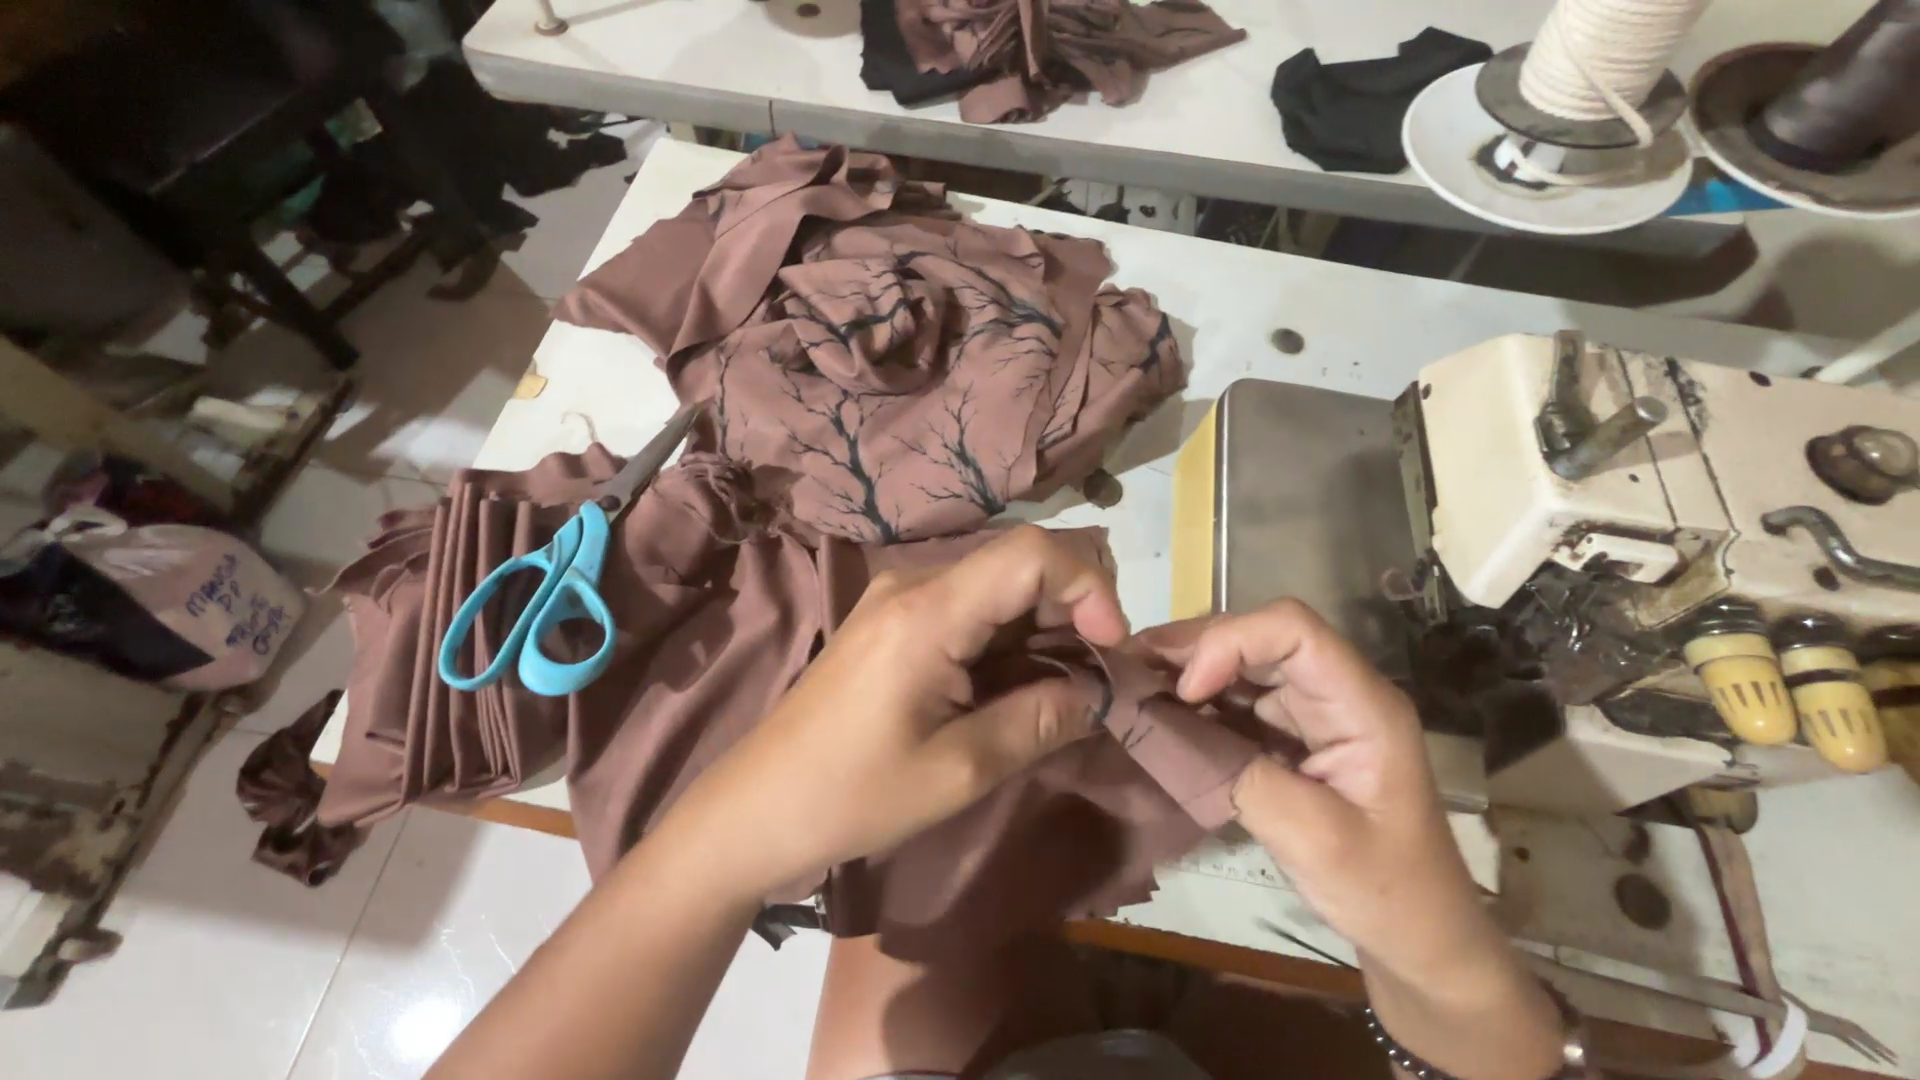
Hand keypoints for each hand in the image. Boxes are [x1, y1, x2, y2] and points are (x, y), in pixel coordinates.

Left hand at [651, 526, 1128, 903]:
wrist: (757, 807)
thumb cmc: (852, 795)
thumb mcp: (958, 770)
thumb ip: (1039, 721)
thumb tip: (1097, 693)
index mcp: (927, 611)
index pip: (1031, 553)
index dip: (1089, 587)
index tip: (1110, 649)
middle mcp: (912, 584)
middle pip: (1018, 561)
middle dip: (1074, 609)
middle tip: (1096, 677)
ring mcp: (897, 598)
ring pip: (997, 583)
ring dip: (1044, 625)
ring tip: (1063, 688)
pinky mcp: (892, 620)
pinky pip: (969, 606)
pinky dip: (1009, 635)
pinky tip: (1017, 684)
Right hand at [1131, 600, 1506, 993]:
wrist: (1419, 936)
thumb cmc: (1382, 890)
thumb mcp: (1311, 838)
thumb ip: (1238, 776)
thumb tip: (1160, 727)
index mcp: (1361, 705)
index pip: (1292, 631)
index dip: (1230, 642)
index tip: (1186, 690)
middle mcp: (1337, 692)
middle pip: (1260, 637)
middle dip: (1193, 648)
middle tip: (1127, 671)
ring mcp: (1314, 712)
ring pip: (1242, 663)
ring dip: (1186, 670)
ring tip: (1131, 686)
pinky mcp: (1292, 734)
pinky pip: (1237, 699)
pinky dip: (1194, 701)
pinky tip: (1158, 714)